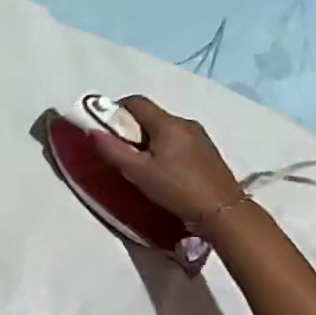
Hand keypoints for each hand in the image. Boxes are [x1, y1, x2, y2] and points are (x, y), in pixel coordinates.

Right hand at [89, 96, 244, 232]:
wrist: (224, 212)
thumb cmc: (177, 190)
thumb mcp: (138, 173)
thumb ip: (113, 150)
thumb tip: (91, 131)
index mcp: (167, 123)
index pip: (136, 102)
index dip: (116, 110)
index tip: (107, 129)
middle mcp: (185, 123)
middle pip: (151, 115)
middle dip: (132, 128)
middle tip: (123, 152)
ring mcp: (200, 136)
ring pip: (166, 128)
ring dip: (150, 139)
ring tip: (143, 165)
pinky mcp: (208, 151)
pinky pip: (180, 140)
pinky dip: (166, 147)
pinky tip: (166, 171)